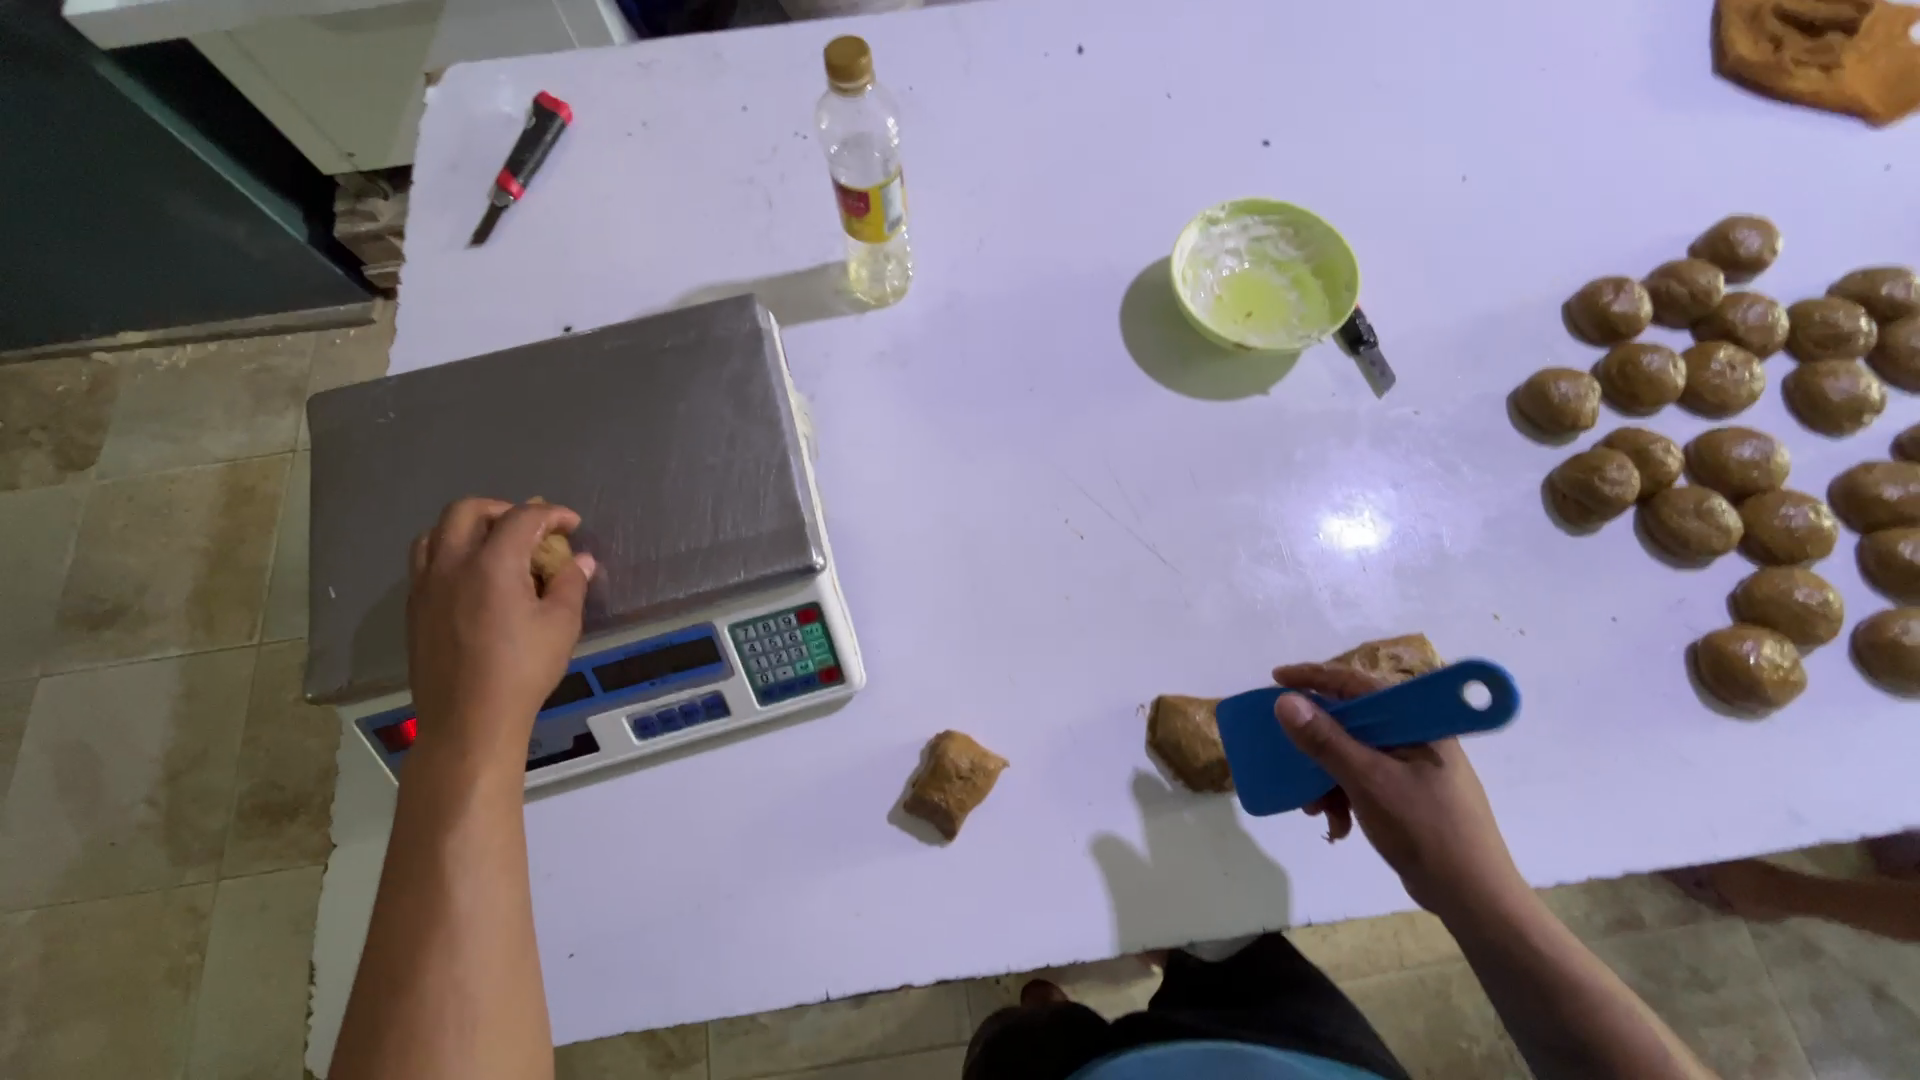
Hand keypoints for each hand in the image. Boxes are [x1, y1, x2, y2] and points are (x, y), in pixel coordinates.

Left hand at [407, 498, 595, 763]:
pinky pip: (426, 561)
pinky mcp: (414, 607)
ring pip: (437, 532)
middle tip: (530, 528)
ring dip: (469, 528)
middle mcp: (451, 564)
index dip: (551, 514)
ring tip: (495, 546)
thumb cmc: (523, 670)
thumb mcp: (562, 625)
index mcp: (492, 564)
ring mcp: (426, 585)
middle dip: (503, 509)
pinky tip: (474, 578)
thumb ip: (571, 584)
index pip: (521, 517)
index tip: (571, 525)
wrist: (469, 719)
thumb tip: (581, 561)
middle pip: (467, 510)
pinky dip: (450, 552)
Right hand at [1270, 662, 1526, 919]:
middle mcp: (1415, 736)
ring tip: (1313, 807)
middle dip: (1315, 743)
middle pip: (1350, 721)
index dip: (1314, 677)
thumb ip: (1325, 740)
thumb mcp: (1367, 781)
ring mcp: (1412, 766)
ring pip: (1351, 754)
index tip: (1277, 679)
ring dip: (1325, 777)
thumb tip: (1285, 701)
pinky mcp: (1406, 794)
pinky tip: (1337, 823)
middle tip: (1286, 751)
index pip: (1357, 683)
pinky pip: (1361, 780)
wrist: (1473, 898)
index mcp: (1417, 723)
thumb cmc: (1425, 830)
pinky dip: (1342, 797)